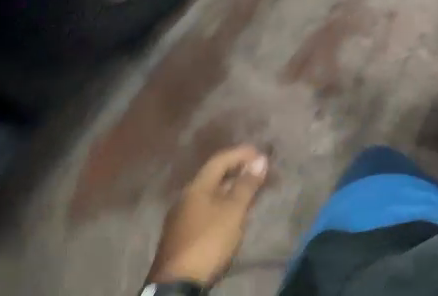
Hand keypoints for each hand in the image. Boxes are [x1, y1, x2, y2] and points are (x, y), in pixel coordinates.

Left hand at [149, 145, 270, 285]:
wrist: (176, 284)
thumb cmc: (208, 240)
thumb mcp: (233, 211)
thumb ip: (246, 185)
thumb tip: (260, 159)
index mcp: (196, 187)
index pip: (220, 160)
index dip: (241, 153)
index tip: (261, 154)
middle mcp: (185, 197)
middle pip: (213, 177)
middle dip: (236, 172)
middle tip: (258, 174)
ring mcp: (180, 217)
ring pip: (209, 195)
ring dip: (229, 190)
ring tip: (248, 194)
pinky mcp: (180, 235)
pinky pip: (204, 210)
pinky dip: (221, 205)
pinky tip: (231, 215)